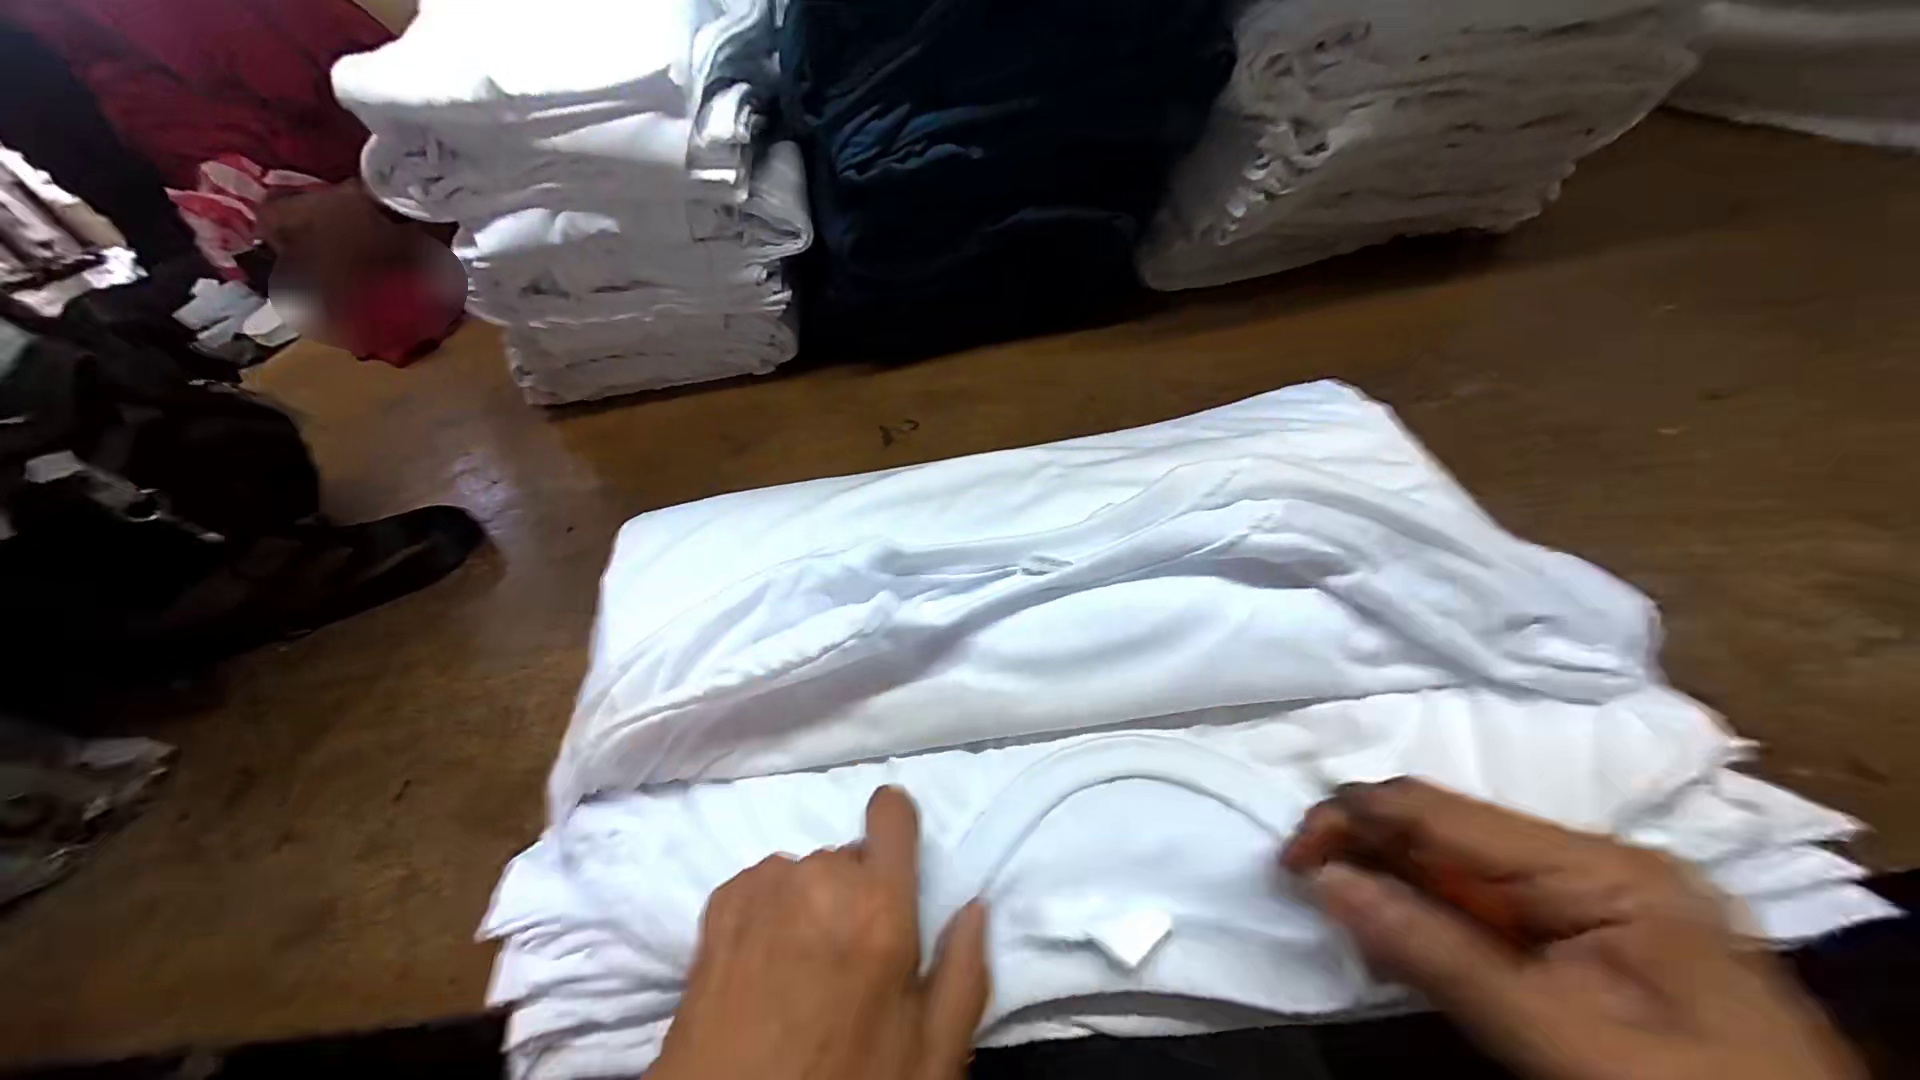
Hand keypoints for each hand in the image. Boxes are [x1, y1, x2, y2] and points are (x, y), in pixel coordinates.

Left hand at [652, 786, 989, 1079]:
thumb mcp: (928, 1058)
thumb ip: (963, 972)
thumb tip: (976, 906)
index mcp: (878, 907)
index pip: (892, 813)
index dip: (898, 824)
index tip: (896, 853)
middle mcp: (819, 878)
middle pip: (851, 858)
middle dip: (857, 894)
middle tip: (848, 958)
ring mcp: (764, 886)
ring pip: (807, 873)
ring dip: (812, 903)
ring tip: (801, 969)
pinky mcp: (719, 902)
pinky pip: (764, 885)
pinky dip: (770, 911)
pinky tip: (763, 967)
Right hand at [1281, 779, 1862, 1079]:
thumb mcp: (1560, 1036)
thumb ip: (1434, 952)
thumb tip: (1321, 881)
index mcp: (1600, 866)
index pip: (1439, 810)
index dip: (1351, 818)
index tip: (1289, 859)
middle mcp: (1590, 861)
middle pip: (1441, 827)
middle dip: (1365, 849)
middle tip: (1307, 886)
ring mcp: (1589, 895)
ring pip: (1450, 862)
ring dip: (1389, 883)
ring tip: (1347, 918)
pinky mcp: (1582, 932)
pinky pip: (1476, 901)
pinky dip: (1424, 915)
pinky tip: (1399, 937)